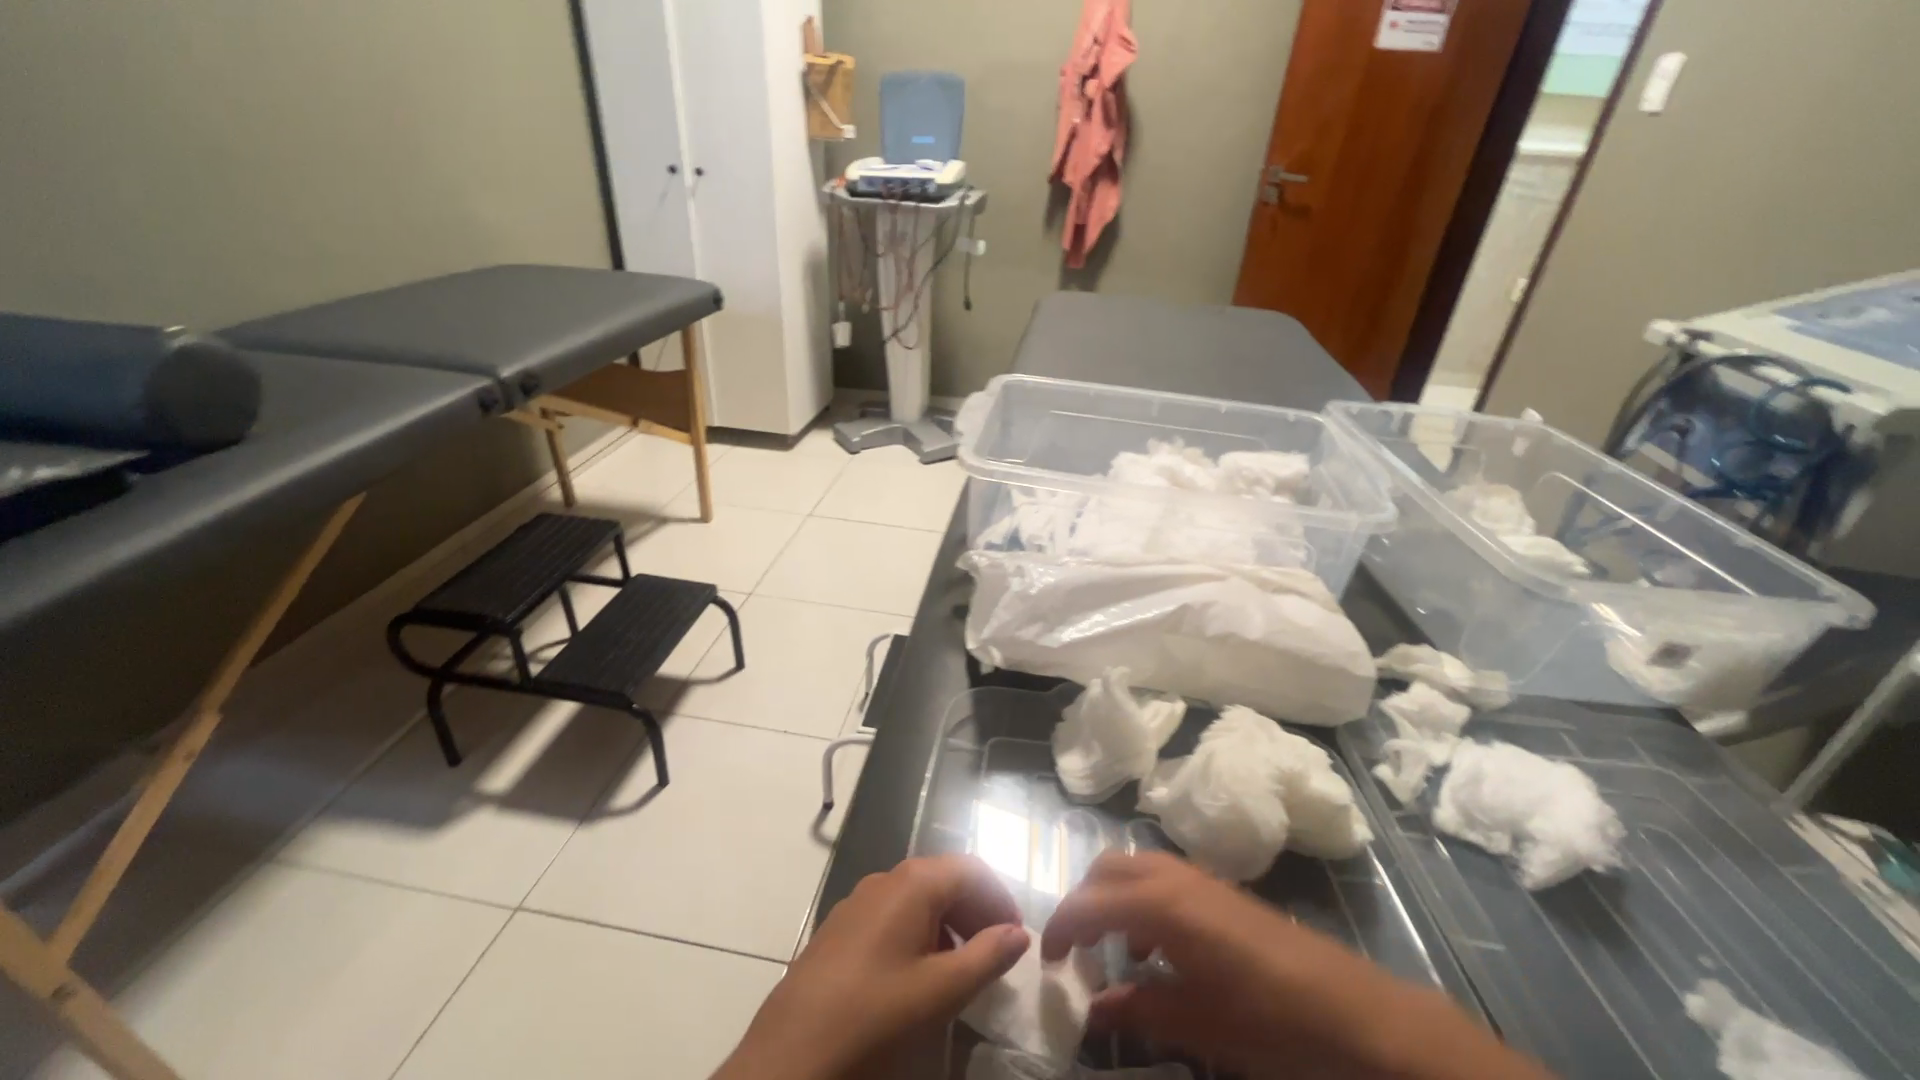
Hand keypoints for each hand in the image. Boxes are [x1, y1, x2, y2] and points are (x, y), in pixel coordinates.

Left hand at [713, 855, 1029, 1079]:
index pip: (970, 870)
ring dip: (948, 925)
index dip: (999, 899)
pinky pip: (890, 918)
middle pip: (943, 880)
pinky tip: (918, 977)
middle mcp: (883, 881)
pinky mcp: (838, 931)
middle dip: (975, 911)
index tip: (1016, 938)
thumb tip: (1018, 932)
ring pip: (916, 900)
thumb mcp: (942, 991)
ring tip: (962, 970)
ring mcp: (855, 904)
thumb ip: (987, 957)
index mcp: (912, 883)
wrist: (791, 1054)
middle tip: (995, 954)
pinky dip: (917, 936)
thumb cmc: (876, 1014)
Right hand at [1043, 852, 1552, 1079]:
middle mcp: (1177, 878)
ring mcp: (1204, 880)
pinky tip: (1158, 951)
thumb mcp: (1196, 1023)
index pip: (1088, 903)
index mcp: (1161, 906)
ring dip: (1114, 898)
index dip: (1060, 928)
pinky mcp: (1225, 893)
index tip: (1048, 961)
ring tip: (1113, 953)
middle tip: (1075, 950)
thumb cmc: (1271, 1020)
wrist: (1356, 1013)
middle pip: (1108, 870)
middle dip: (1083, 902)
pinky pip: (1165, 880)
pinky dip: (1144, 901)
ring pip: (1137, 869)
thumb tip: (1091, 1009)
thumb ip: (1137, 1010)